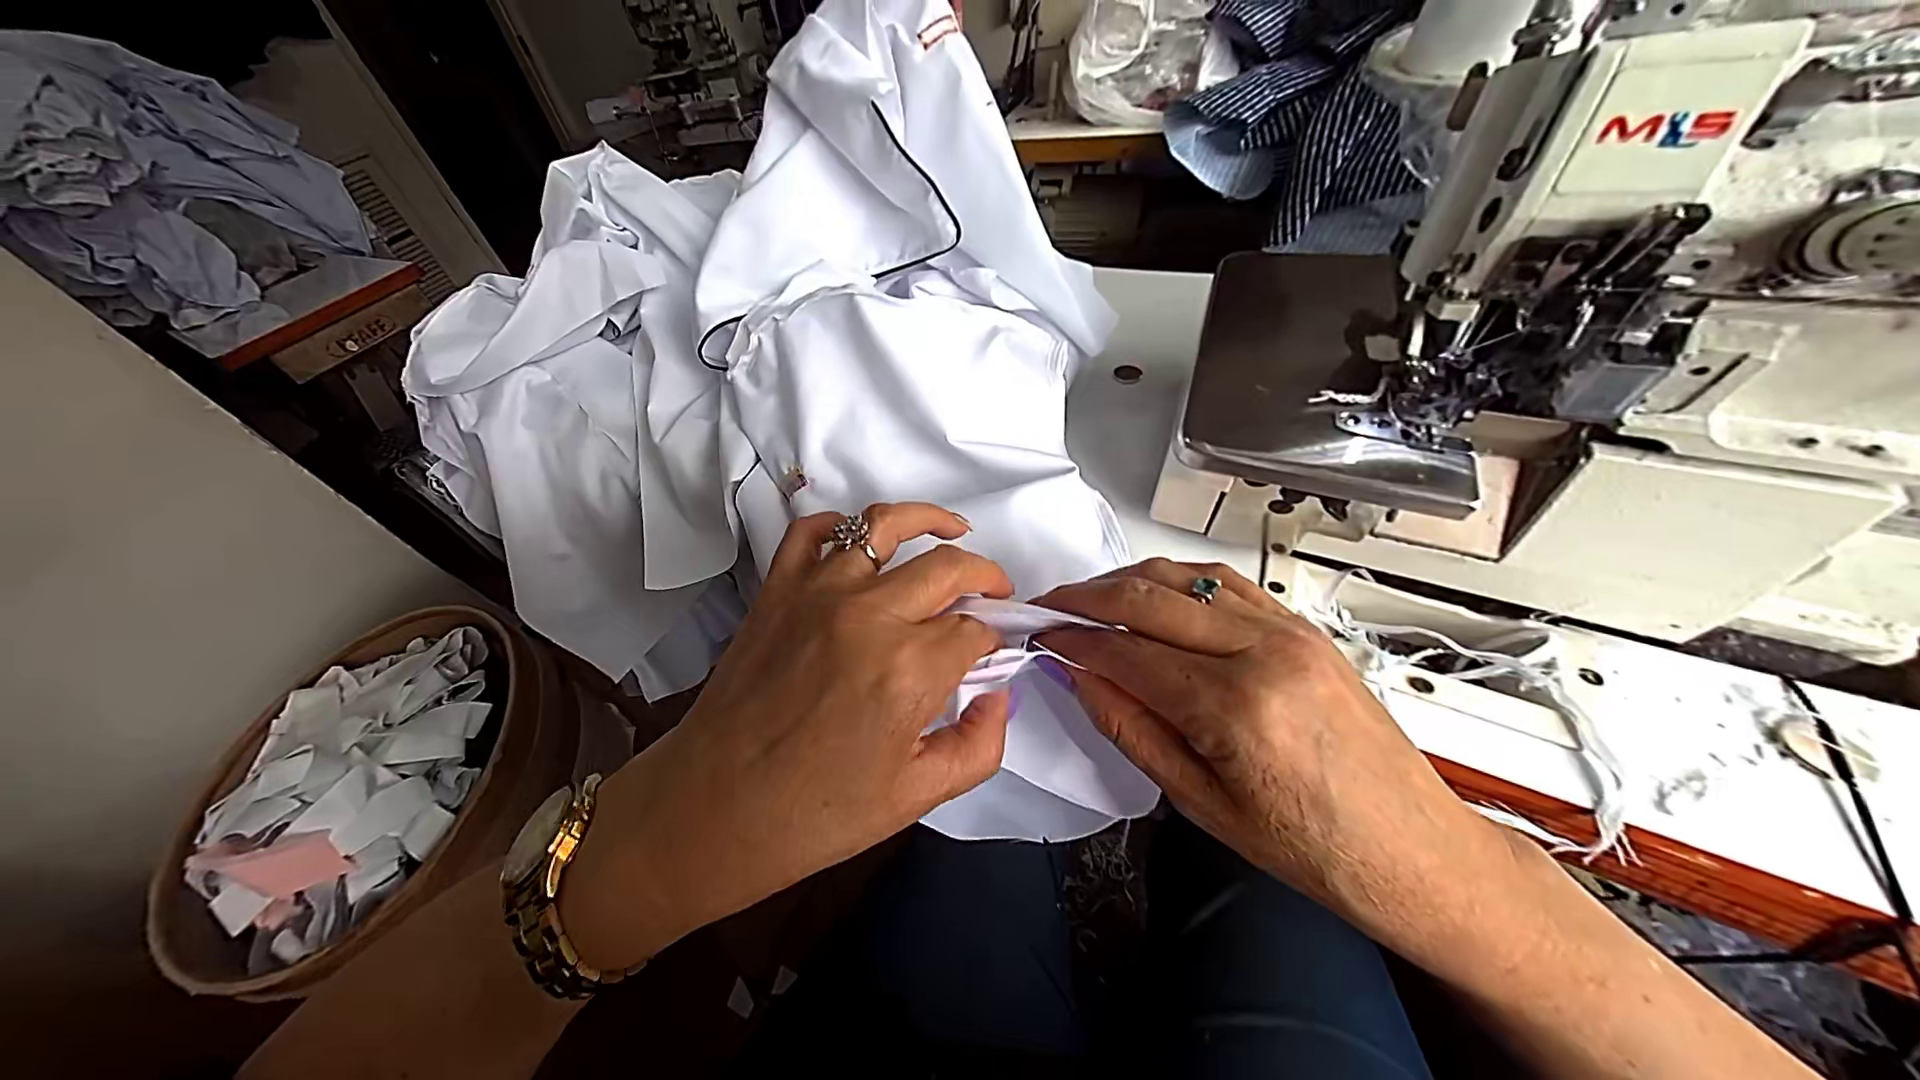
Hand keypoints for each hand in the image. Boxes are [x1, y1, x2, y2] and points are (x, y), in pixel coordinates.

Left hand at [559, 503, 1013, 969]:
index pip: (974, 630)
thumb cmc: (817, 812)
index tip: (989, 653)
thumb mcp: (919, 796)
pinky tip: (865, 541)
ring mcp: (818, 593)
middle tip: (994, 592)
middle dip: (986, 576)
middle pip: (948, 567)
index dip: (991, 640)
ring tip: (953, 530)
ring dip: (930, 522)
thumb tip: (998, 694)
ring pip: (885, 526)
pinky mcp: (778, 589)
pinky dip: (843, 524)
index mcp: (909, 669)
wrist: (715, 808)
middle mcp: (869, 616)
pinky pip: (812, 531)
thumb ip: (981, 744)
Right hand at [1035, 559, 1495, 940]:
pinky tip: (1153, 590)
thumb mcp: (1199, 801)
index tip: (1044, 636)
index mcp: (1235, 707)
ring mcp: (1288, 631)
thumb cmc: (1313, 844)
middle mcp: (1263, 652)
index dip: (1073, 639)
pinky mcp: (1302, 627)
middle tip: (1052, 606)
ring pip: (1183, 577)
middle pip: (1147, 599)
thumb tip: (1080, 677)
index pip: (1125, 651)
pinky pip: (1225, 581)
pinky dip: (1176, 578)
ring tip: (1091, 596)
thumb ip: (1129, 727)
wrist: (1412, 849)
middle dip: (1086, 598)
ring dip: (1126, 581)